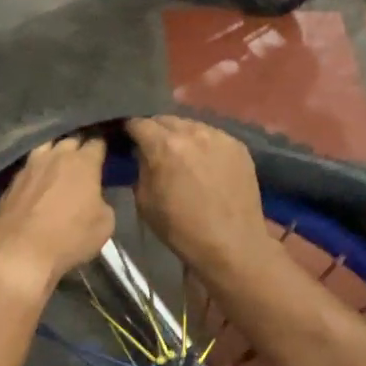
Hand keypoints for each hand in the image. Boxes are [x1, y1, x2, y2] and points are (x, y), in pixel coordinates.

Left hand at [0, 136, 114, 293]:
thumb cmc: (69, 238)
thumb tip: (94, 197)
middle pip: (71, 141)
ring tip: (59, 166)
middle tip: (84, 163)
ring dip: (55, 154)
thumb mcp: (104, 224)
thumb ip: (103, 201)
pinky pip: (29, 166)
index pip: (97, 142)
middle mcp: (55, 155)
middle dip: (79, 148)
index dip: (103, 148)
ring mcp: (30, 165)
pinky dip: (37, 170)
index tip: (106, 156)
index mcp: (82, 162)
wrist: (21, 253)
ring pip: (46, 147)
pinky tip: (39, 182)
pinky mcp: (12, 179)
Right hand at [127, 117, 270, 277]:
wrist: (233, 246)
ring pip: (190, 124)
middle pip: (165, 119)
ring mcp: (219, 136)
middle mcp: (192, 132)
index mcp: (164, 145)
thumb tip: (141, 153)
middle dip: (155, 130)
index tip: (127, 139)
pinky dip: (203, 143)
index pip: (138, 122)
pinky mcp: (238, 146)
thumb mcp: (144, 201)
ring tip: (182, 154)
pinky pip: (212, 135)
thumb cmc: (181, 229)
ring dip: (180, 135)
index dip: (129, 130)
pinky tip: (205, 162)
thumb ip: (140, 168)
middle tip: (154, 148)